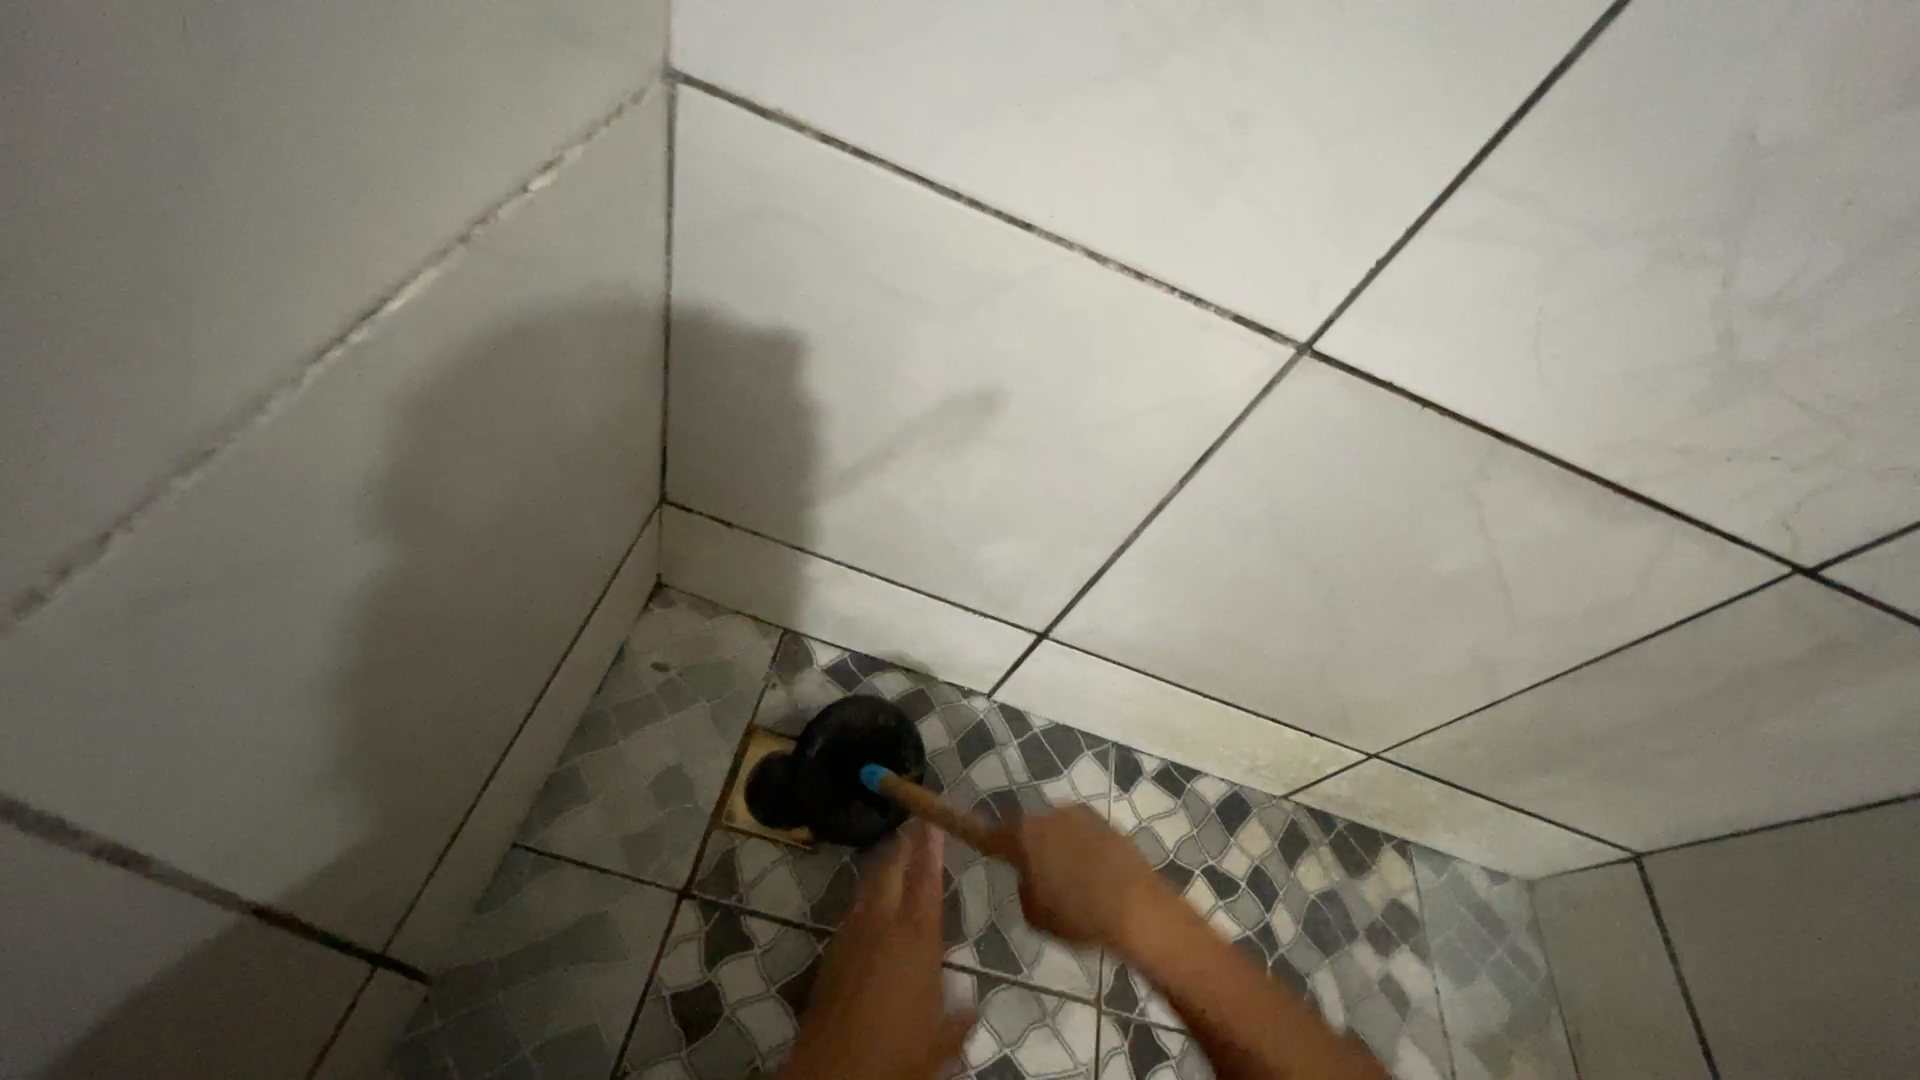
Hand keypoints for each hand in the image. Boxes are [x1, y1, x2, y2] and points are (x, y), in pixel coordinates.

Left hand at [780, 822, 973, 1079]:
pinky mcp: (831, 952)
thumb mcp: (941, 1042)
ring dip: (882, 867)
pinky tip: (870, 906)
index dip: (930, 848)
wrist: (833, 1073)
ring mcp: (851, 934)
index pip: (926, 879)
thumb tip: (971, 1007)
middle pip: (891, 869)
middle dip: (902, 845)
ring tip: (893, 855)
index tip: (932, 823)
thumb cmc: (898, 1054)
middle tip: (913, 828)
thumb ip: (958, 1018)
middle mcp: (882, 924)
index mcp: (917, 936)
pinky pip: (852, 911)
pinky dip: (865, 898)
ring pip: (867, 886)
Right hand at [997, 805, 1174, 951]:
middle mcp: (1050, 814)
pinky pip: (1082, 832)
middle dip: (1028, 846)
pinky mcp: (1107, 821)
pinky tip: (1092, 874)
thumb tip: (1028, 876)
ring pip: (1057, 828)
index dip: (983, 839)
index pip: (992, 833)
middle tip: (1036, 876)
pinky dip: (1081, 847)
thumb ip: (1023, 886)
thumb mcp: (1035, 914)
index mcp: (1025, 835)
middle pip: (1028, 828)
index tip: (977, 841)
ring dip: (1056, 844)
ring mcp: (1081, 814)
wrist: (1138, 910)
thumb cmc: (1079, 916)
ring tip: (1070, 878)